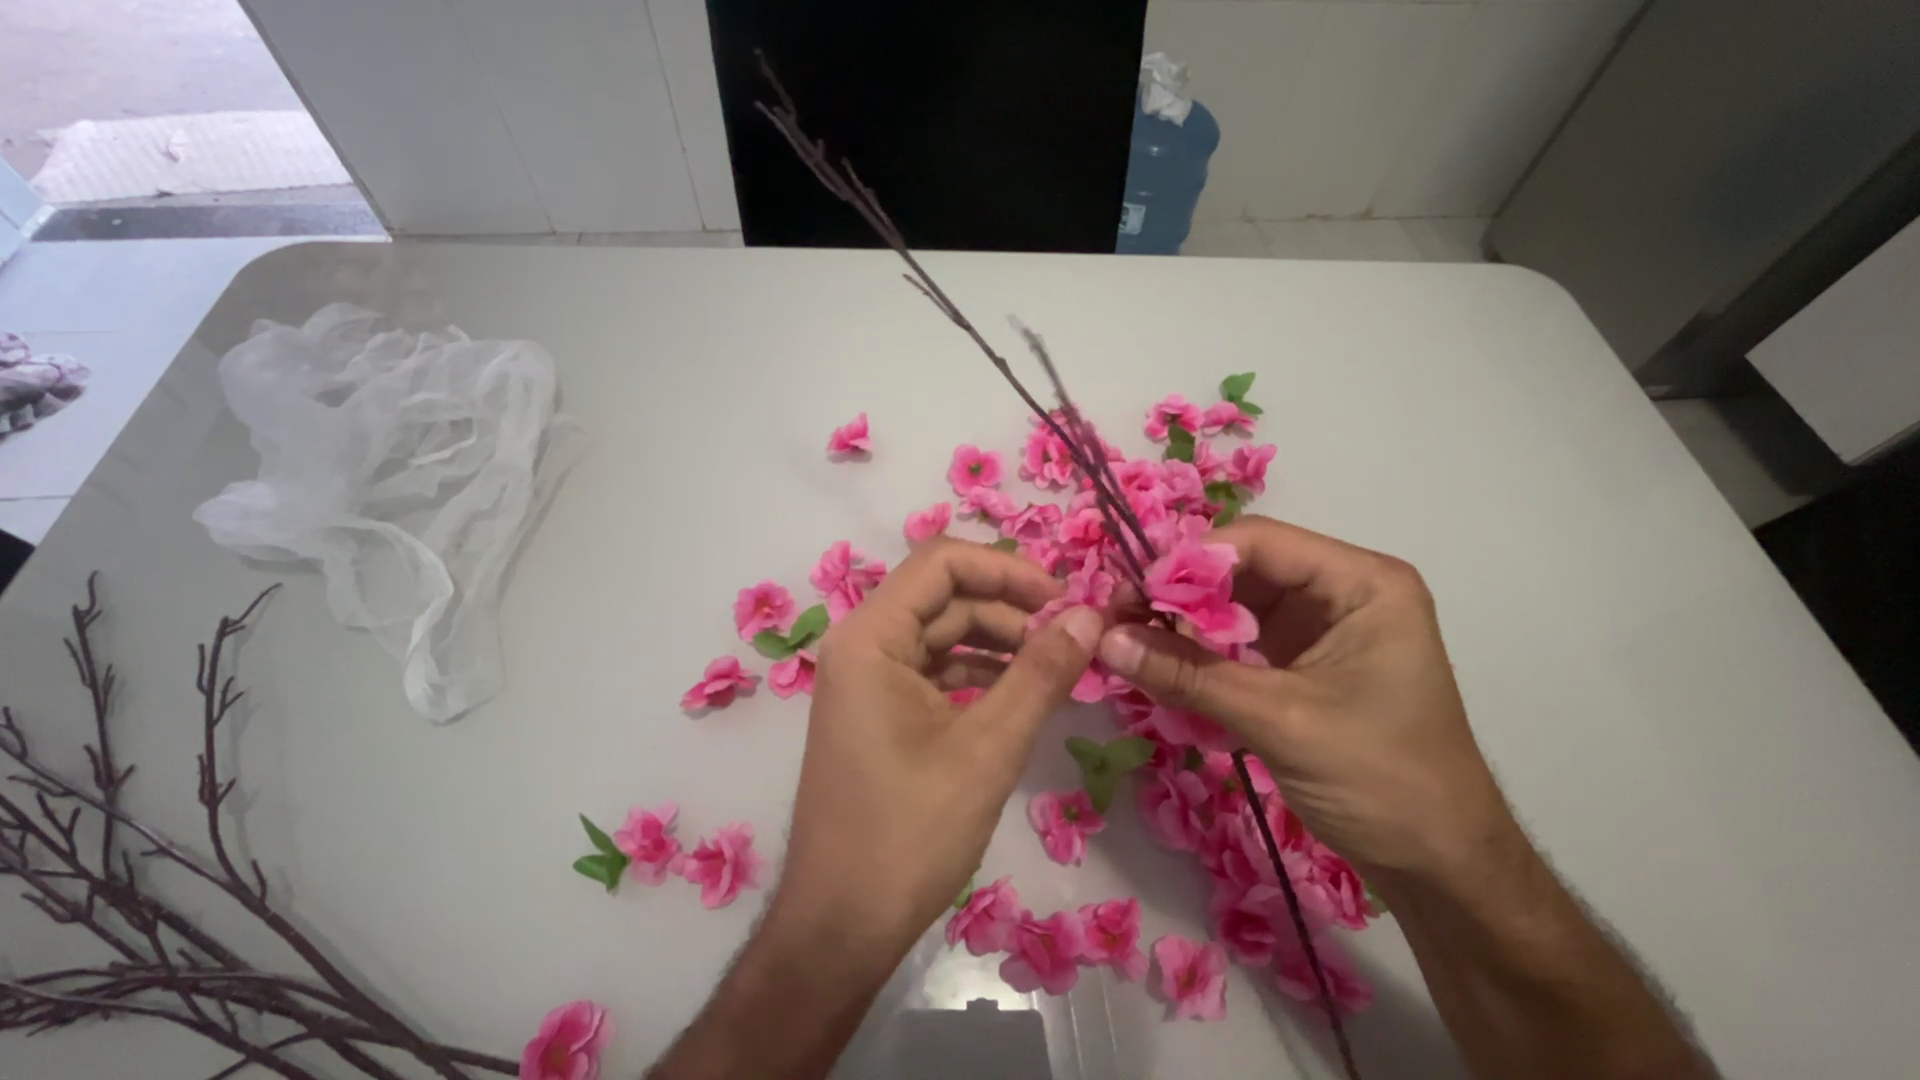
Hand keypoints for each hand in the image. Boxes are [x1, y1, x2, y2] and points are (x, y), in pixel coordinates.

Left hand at [778, 537, 1103, 959]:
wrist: (842, 923)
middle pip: (943, 596)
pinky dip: (978, 674)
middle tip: (1074, 638)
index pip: (942, 562)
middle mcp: (860, 646)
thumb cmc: (910, 832)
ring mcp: (866, 681)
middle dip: (1010, 608)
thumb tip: (1092, 614)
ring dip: (999, 641)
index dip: (1008, 568)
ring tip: (1058, 666)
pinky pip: (933, 671)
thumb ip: (1041, 673)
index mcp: (870, 638)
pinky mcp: (877, 713)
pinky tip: (1021, 694)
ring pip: (941, 634)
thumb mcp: (988, 748)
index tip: (1065, 599)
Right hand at [1096, 515, 1516, 882]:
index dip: (1188, 561)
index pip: (1259, 543)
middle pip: (1243, 572)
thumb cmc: (1382, 781)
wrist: (1440, 865)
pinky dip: (1203, 659)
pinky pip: (1241, 646)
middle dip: (1180, 596)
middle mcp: (1343, 594)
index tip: (1127, 592)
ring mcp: (1323, 632)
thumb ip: (1190, 677)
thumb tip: (1105, 641)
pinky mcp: (1305, 668)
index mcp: (1362, 584)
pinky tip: (1162, 673)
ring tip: (1128, 644)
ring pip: (1236, 608)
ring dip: (1185, 628)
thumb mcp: (1279, 721)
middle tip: (1117, 619)